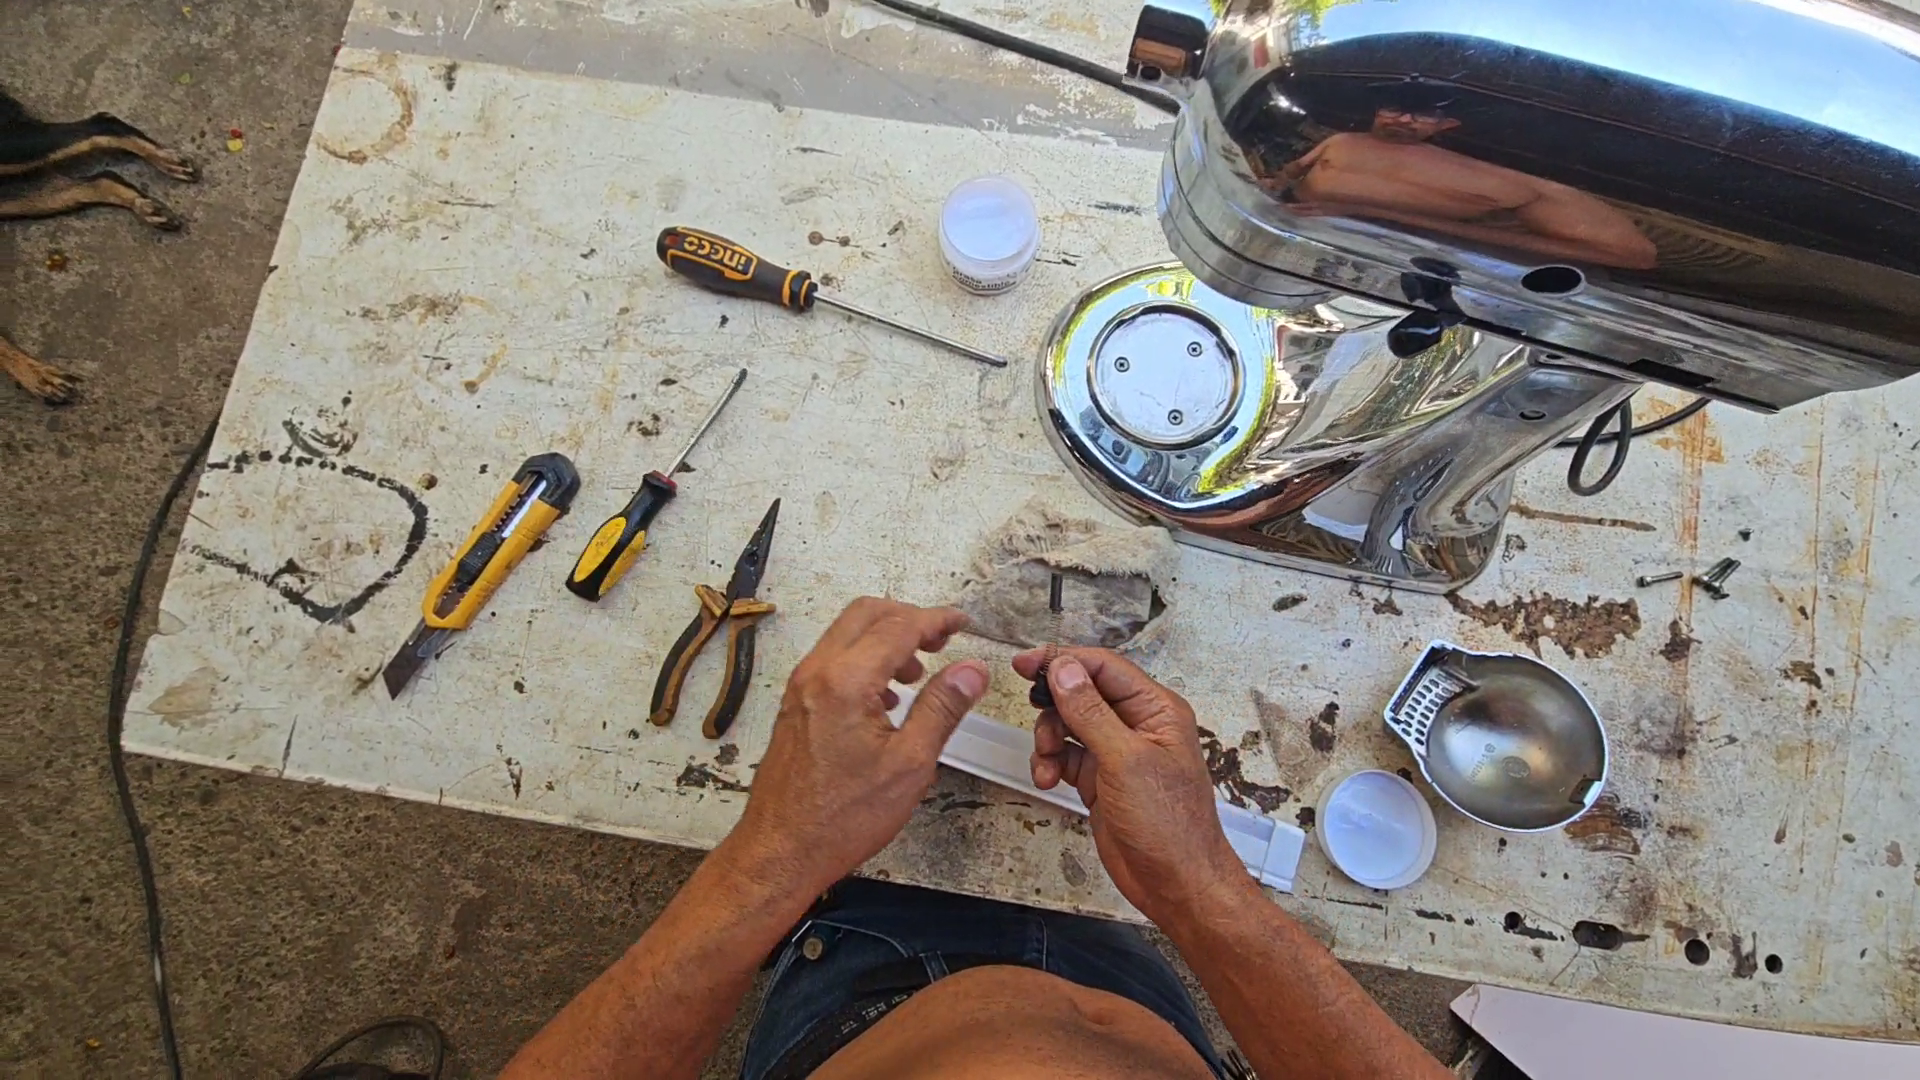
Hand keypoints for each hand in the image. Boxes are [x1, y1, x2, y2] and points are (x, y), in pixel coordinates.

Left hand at [727, 598, 988, 895]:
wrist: (781, 851)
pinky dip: (865, 658)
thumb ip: (942, 707)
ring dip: (887, 638)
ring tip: (918, 672)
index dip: (936, 619)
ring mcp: (801, 686)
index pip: (899, 626)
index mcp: (846, 681)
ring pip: (848, 633)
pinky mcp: (797, 702)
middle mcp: (817, 673)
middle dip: (909, 618)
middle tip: (942, 639)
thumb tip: (971, 671)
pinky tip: (886, 697)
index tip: (961, 622)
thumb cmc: (840, 818)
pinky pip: (834, 659)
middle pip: (867, 614)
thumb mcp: (910, 763)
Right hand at [1014, 648, 1251, 921]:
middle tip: (1029, 702)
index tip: (1027, 662)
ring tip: (1045, 760)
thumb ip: (1090, 712)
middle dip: (1053, 701)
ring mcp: (1117, 751)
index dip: (1063, 660)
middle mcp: (1136, 724)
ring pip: (1068, 723)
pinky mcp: (1100, 777)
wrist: (1176, 885)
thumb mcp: (1125, 761)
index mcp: (1155, 709)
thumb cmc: (1170, 826)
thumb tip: (1063, 670)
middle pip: (1082, 692)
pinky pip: (1065, 754)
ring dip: (1048, 737)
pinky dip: (1050, 762)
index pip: (1103, 667)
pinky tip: (1047, 778)